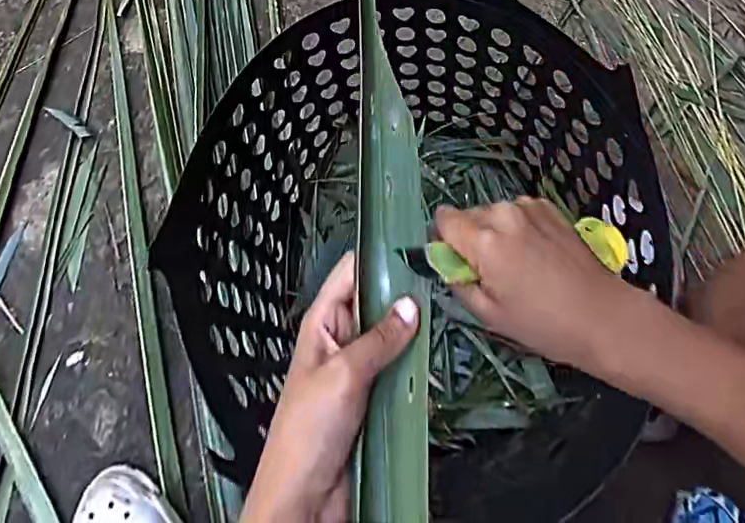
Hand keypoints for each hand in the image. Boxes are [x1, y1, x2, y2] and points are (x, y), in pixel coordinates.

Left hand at [243, 252, 419, 522]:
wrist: (304, 501)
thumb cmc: (305, 433)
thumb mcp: (343, 374)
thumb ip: (378, 339)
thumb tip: (409, 305)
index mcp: (322, 321)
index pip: (350, 271)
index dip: (377, 256)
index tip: (410, 246)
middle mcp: (340, 339)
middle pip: (375, 303)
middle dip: (401, 297)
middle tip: (436, 285)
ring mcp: (357, 368)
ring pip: (390, 338)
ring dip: (410, 336)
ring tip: (440, 320)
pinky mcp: (372, 397)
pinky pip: (396, 371)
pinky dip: (412, 368)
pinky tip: (431, 363)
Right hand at [434, 198, 637, 370]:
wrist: (604, 316)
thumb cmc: (544, 324)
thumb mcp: (490, 315)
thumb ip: (458, 281)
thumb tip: (444, 261)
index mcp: (484, 241)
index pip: (443, 219)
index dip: (444, 239)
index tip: (457, 260)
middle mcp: (502, 214)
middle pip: (467, 215)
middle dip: (471, 237)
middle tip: (493, 270)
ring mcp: (527, 206)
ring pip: (493, 212)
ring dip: (495, 231)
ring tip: (520, 263)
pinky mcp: (546, 206)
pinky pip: (516, 211)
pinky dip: (518, 226)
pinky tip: (537, 252)